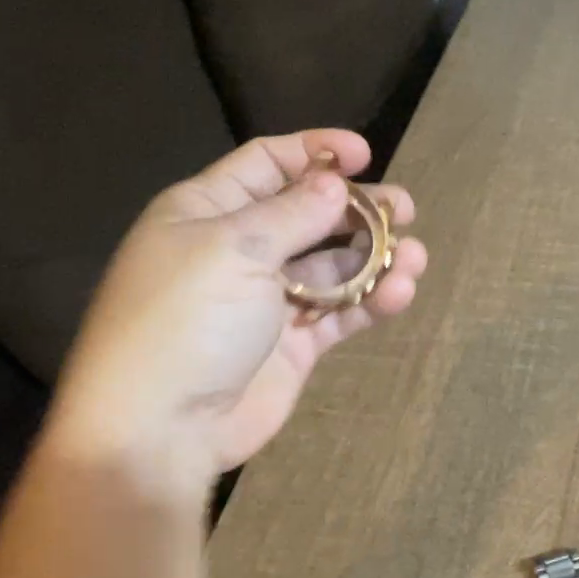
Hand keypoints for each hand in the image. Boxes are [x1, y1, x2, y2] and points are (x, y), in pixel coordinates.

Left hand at [50, 129, 427, 482]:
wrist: (163, 424)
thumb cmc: (186, 319)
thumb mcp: (235, 249)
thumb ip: (293, 214)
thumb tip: (335, 184)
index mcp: (207, 212)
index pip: (266, 165)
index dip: (314, 153)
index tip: (364, 153)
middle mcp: (239, 250)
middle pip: (309, 216)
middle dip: (358, 210)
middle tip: (405, 208)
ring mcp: (270, 301)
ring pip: (334, 267)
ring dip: (376, 259)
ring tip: (415, 257)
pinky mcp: (295, 345)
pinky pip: (341, 314)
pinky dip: (370, 302)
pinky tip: (400, 293)